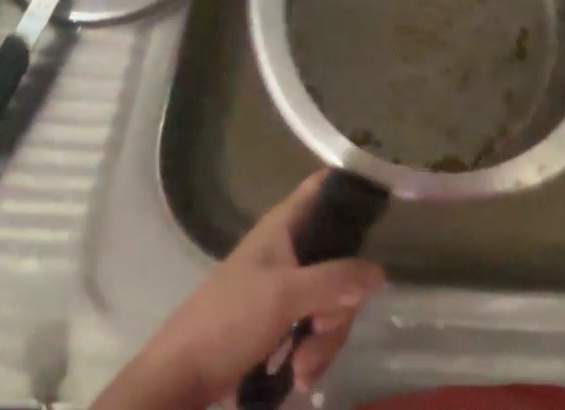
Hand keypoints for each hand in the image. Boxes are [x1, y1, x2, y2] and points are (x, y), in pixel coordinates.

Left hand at [95, 172, 387, 409]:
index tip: (383, 206)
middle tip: (320, 326)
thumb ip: (336, 280)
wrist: (181, 378)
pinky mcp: (284, 320)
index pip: (324, 187)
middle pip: (342, 259)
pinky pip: (318, 327)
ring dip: (326, 339)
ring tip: (305, 368)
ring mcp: (288, 286)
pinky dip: (315, 351)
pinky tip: (302, 375)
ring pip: (334, 300)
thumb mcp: (285, 296)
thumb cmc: (228, 320)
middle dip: (339, 305)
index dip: (352, 188)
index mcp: (285, 226)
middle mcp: (291, 249)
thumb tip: (380, 273)